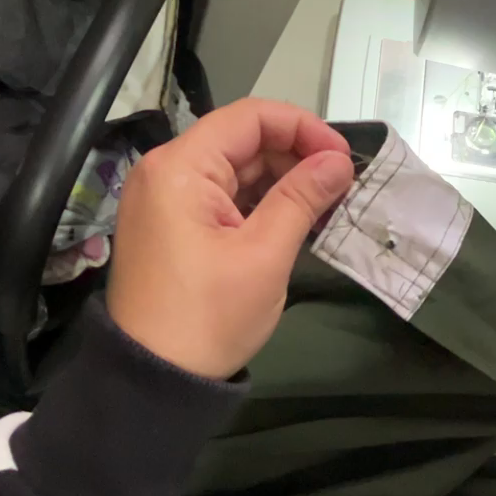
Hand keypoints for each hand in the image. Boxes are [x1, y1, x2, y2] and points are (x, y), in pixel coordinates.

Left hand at [108, 99, 353, 378]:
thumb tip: (338, 161)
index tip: (342, 157)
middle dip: (295, 157)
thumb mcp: (265, 256)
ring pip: (235, 171)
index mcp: (180, 168)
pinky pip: (222, 199)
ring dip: (281, 182)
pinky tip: (294, 220)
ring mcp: (166, 199)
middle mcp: (166, 171)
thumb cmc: (209, 317)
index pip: (250, 118)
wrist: (152, 378)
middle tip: (341, 187)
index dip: (303, 127)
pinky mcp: (172, 226)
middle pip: (241, 141)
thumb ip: (302, 198)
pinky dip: (259, 204)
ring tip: (326, 206)